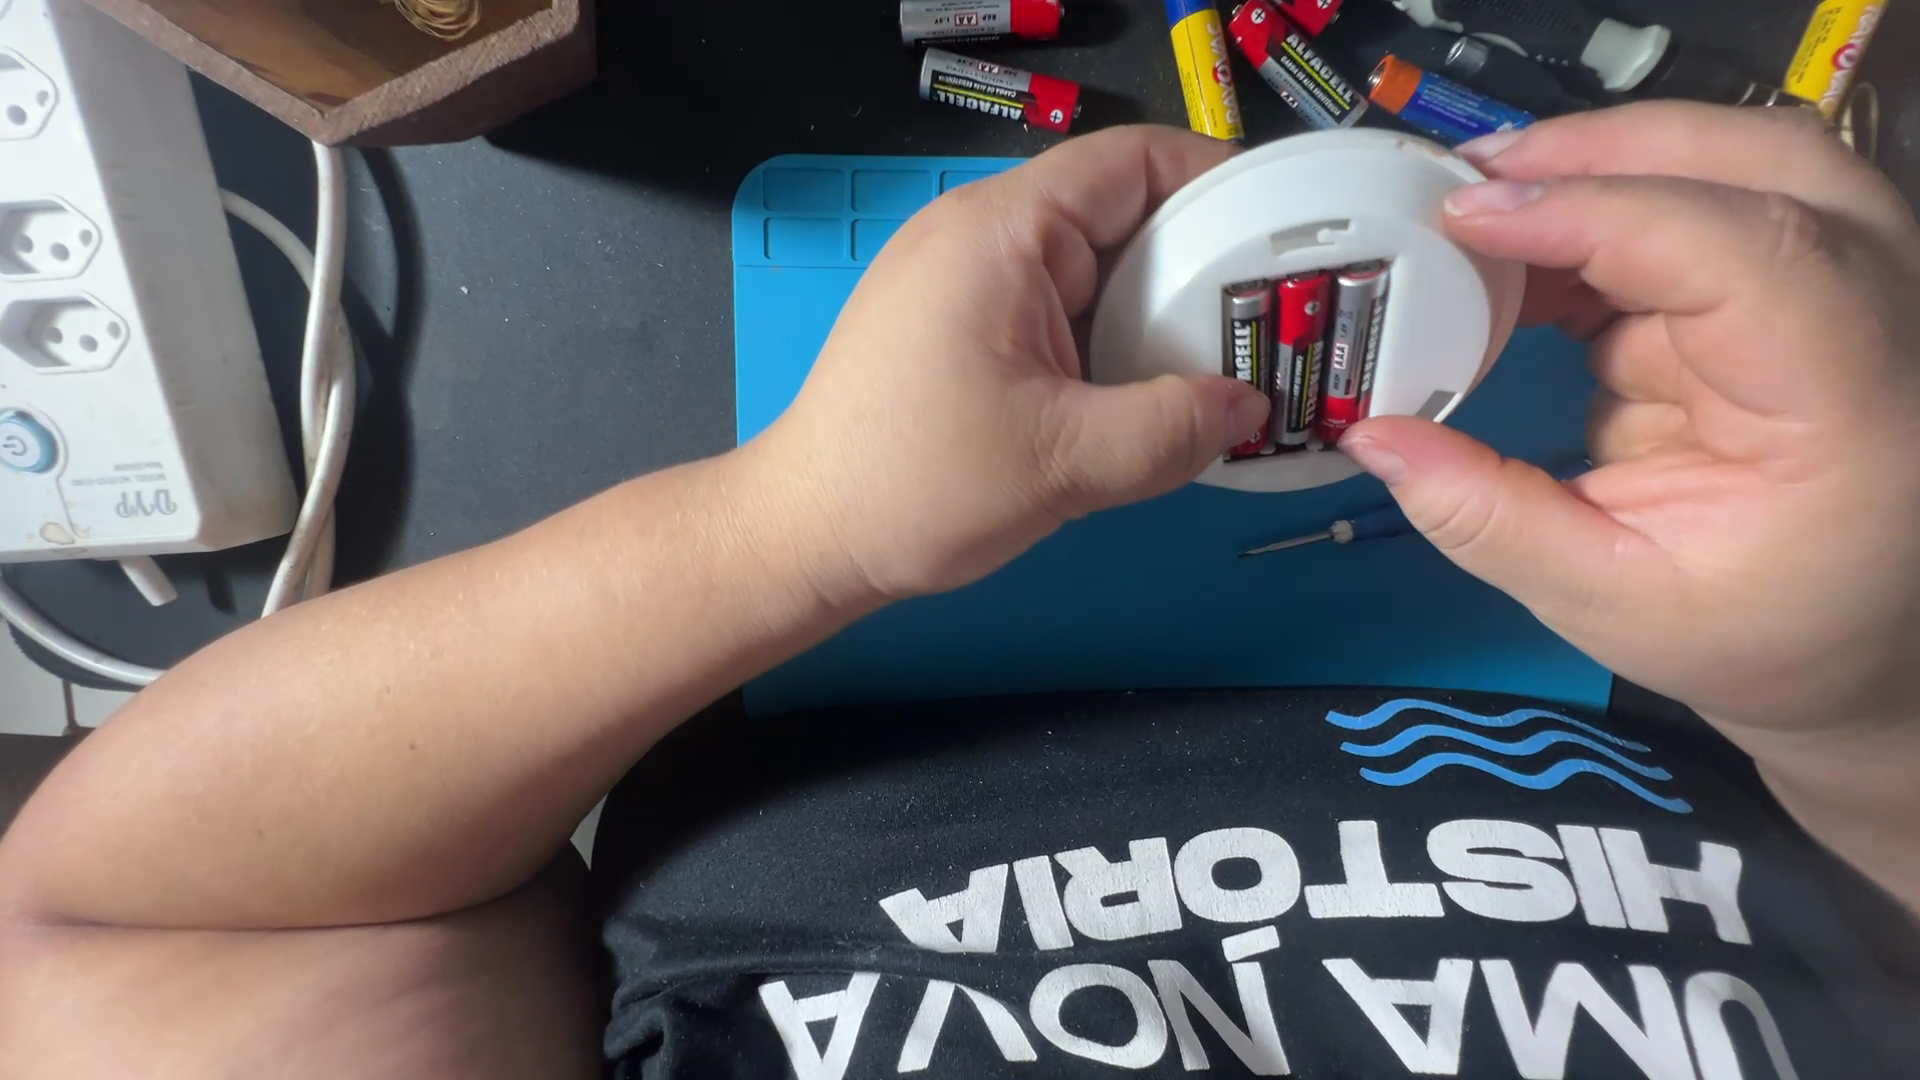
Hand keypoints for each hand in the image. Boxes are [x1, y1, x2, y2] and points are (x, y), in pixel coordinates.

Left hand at [748, 127, 1269, 602]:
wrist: (808, 536)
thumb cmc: (917, 488)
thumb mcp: (1065, 463)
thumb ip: (1173, 430)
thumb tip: (1247, 408)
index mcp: (1000, 234)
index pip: (1133, 162)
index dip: (1220, 188)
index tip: (1280, 244)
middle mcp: (975, 239)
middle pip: (1113, 218)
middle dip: (1192, 270)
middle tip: (1251, 332)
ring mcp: (956, 286)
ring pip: (1083, 277)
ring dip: (1144, 321)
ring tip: (1199, 377)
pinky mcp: (949, 332)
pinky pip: (1047, 318)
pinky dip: (1098, 349)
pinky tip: (1126, 400)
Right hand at [1340, 104, 1919, 765]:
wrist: (1852, 642)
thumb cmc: (1743, 633)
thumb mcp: (1597, 596)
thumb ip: (1480, 517)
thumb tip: (1367, 435)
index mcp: (1847, 407)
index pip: (1747, 256)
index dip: (1604, 215)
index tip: (1470, 215)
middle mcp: (1866, 324)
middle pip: (1764, 169)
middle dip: (1605, 150)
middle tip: (1467, 175)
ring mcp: (1815, 307)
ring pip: (1724, 180)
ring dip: (1590, 172)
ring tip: (1468, 202)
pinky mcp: (1757, 316)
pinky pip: (1670, 237)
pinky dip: (1579, 230)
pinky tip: (1501, 254)